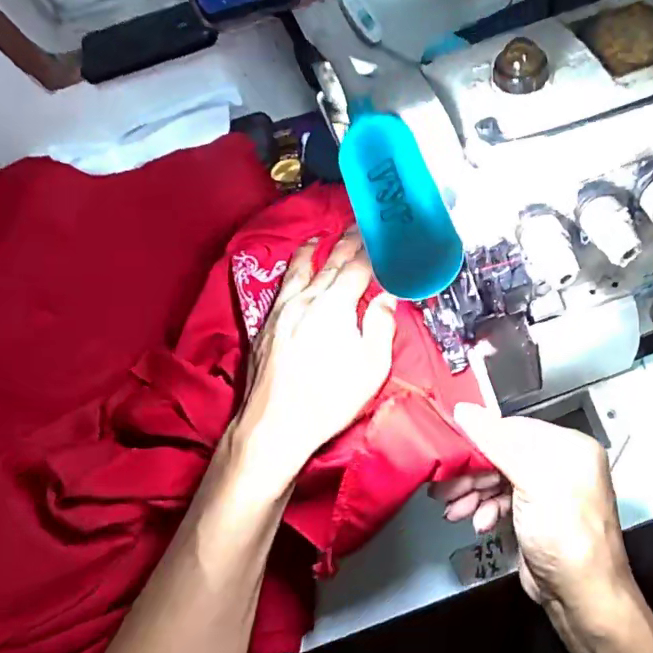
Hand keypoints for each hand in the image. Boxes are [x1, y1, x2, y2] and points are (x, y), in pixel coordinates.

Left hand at [230, 229, 398, 492]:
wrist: (275, 425)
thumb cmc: (330, 398)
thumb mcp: (371, 366)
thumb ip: (379, 324)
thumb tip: (387, 295)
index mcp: (334, 307)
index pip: (357, 268)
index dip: (371, 250)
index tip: (381, 235)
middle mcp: (306, 301)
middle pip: (330, 263)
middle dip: (347, 243)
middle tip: (359, 228)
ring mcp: (281, 311)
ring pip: (299, 270)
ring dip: (314, 251)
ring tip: (321, 237)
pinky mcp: (266, 325)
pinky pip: (283, 286)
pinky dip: (293, 270)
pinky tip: (295, 270)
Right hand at [434, 405, 640, 637]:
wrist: (581, 594)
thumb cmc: (567, 534)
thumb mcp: (531, 480)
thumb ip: (497, 444)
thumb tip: (465, 411)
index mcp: (570, 448)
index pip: (516, 429)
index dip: (481, 437)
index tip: (449, 445)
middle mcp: (562, 465)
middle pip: (505, 454)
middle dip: (472, 471)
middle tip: (443, 484)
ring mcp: (548, 492)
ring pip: (500, 479)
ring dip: (474, 492)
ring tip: (453, 508)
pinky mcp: (535, 516)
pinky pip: (503, 501)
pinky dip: (486, 509)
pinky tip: (477, 522)